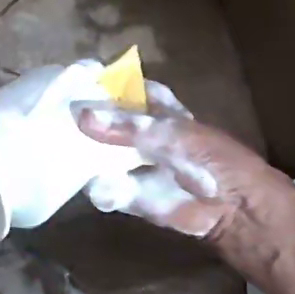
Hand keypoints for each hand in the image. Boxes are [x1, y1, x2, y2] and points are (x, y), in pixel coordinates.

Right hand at [74, 86, 294, 277]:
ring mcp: (138, 167)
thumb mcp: (173, 135)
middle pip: (108, 124)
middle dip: (86, 122)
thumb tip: (80, 114)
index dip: (105, 86)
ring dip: (86, 155)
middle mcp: (146, 137)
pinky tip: (94, 184)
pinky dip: (101, 190)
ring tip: (62, 148)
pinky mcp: (134, 197)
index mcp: (161, 113)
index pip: (128, 92)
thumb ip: (128, 127)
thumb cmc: (215, 162)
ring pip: (102, 157)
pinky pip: (108, 191)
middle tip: (56, 118)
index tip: (75, 81)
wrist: (238, 212)